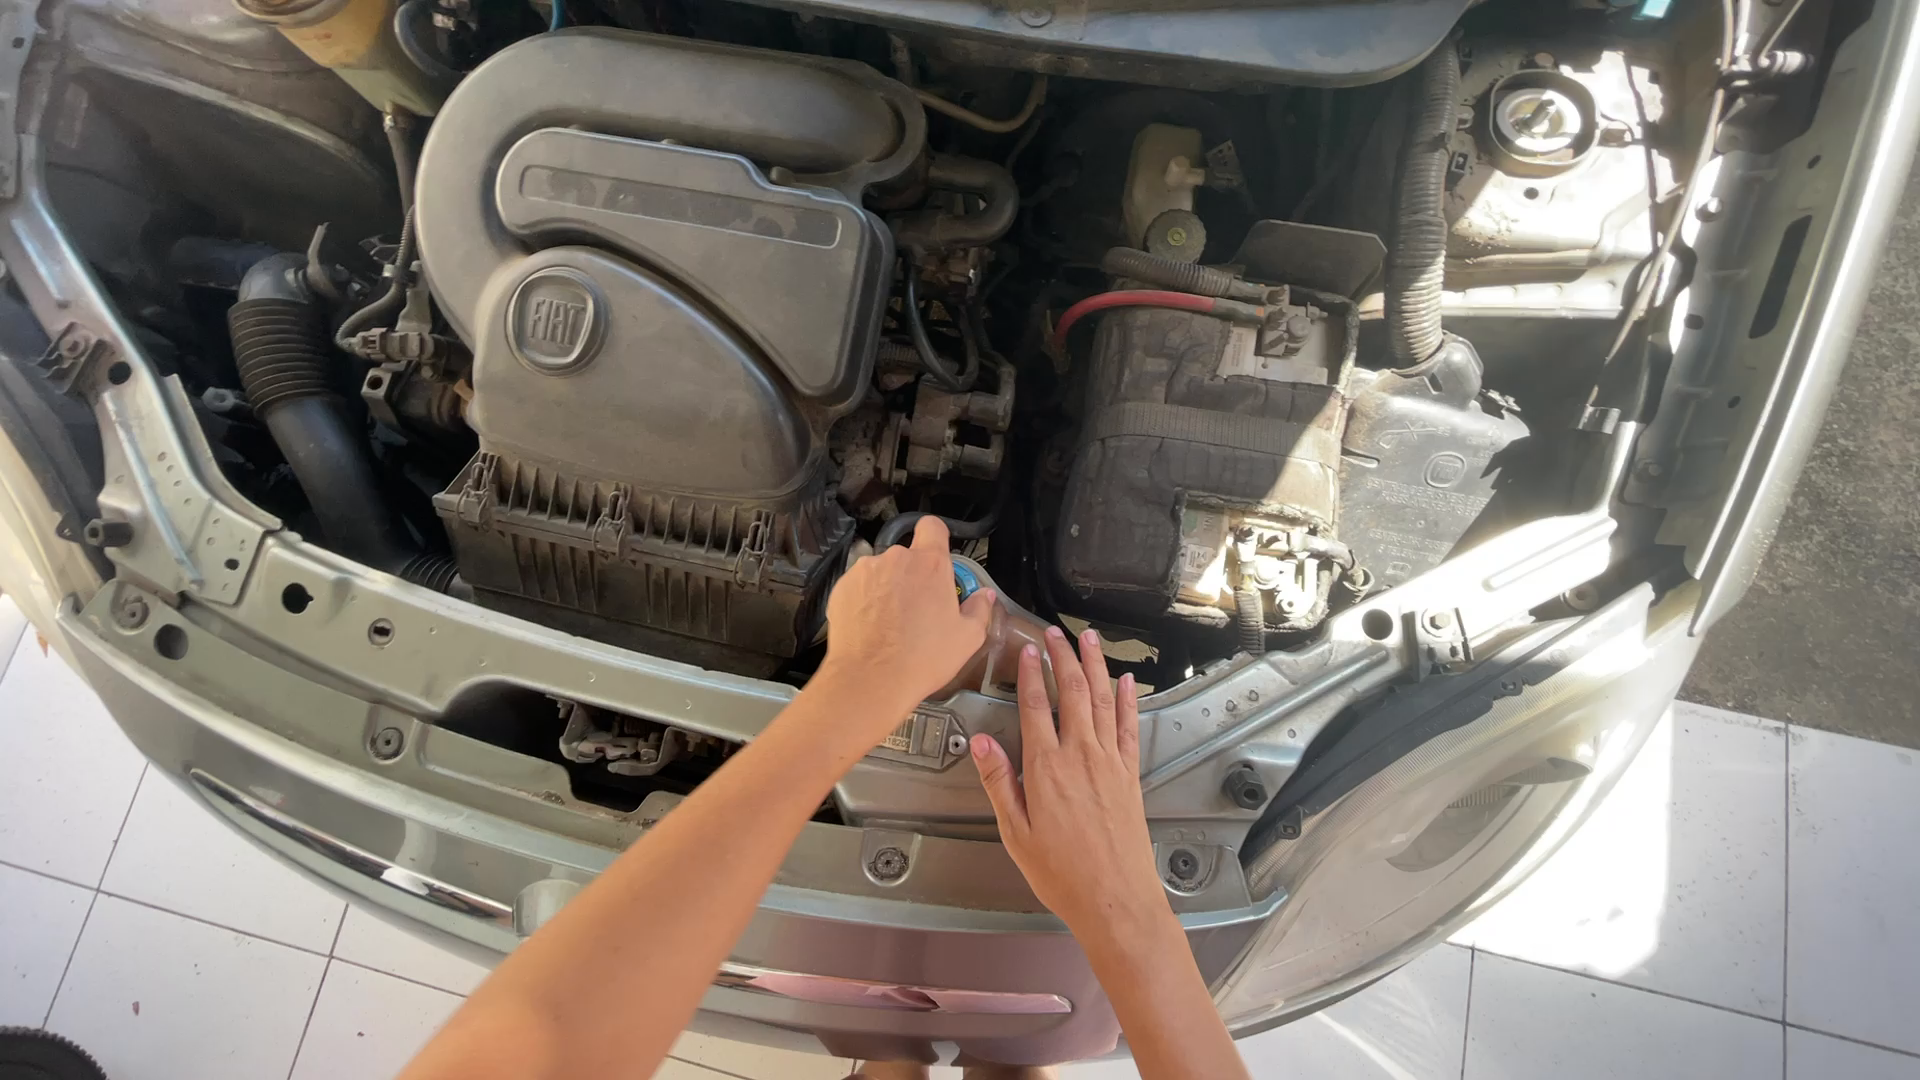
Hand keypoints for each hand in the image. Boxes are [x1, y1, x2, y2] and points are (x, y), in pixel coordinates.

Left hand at [817, 515, 995, 735]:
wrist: (870, 680)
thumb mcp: (967, 638)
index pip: (933, 527)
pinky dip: (864, 600)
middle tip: (918, 609)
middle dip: (912, 576)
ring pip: (881, 571)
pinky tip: (871, 628)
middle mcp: (896, 559)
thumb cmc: (921, 659)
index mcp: (930, 564)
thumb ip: (979, 609)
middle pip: (907, 556)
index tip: (937, 557)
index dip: (935, 538)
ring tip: (891, 623)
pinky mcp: (842, 587)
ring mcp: (865, 571)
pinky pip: (859, 586)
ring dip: (887, 588)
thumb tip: (983, 595)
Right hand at [971, 626, 1167, 941]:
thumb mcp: (1015, 832)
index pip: (1035, 706)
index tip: (1027, 649)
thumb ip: (999, 782)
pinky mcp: (1129, 773)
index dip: (1030, 673)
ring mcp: (1109, 761)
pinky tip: (1127, 681)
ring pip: (1101, 699)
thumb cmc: (1062, 873)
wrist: (1116, 901)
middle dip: (1062, 657)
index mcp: (1046, 767)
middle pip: (1071, 691)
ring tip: (1088, 639)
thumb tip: (981, 743)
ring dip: (1094, 665)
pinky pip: (1128, 726)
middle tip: (1055, 632)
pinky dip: (1127, 699)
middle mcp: (1080, 755)